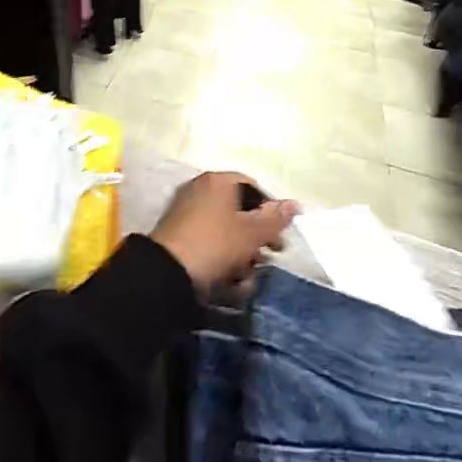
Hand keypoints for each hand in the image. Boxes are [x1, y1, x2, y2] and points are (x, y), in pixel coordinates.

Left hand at [149, 172, 296, 295]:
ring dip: (241, 252)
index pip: (254, 188)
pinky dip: (221, 257)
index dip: (271, 211)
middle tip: (269, 256)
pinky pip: (207, 241)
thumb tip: (296, 204)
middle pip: (239, 210)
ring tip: (247, 276)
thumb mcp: (252, 233)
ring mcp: (185, 212)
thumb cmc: (215, 244)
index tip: (279, 235)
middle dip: (256, 237)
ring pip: (224, 229)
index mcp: (218, 181)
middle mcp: (200, 190)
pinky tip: (228, 280)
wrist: (165, 273)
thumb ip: (276, 219)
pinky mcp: (175, 235)